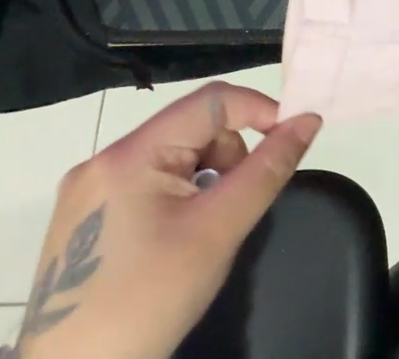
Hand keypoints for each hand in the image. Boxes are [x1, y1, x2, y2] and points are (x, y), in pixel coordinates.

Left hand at [9, 82, 321, 358]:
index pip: (213, 101)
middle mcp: (103, 163)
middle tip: (235, 206)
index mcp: (128, 157)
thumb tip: (309, 119)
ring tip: (206, 229)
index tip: (289, 145)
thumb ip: (270, 166)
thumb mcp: (221, 227)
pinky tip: (180, 238)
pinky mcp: (89, 217)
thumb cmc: (149, 297)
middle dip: (232, 156)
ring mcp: (91, 192)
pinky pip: (156, 182)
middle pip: (196, 127)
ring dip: (210, 179)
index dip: (262, 111)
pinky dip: (185, 197)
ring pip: (179, 156)